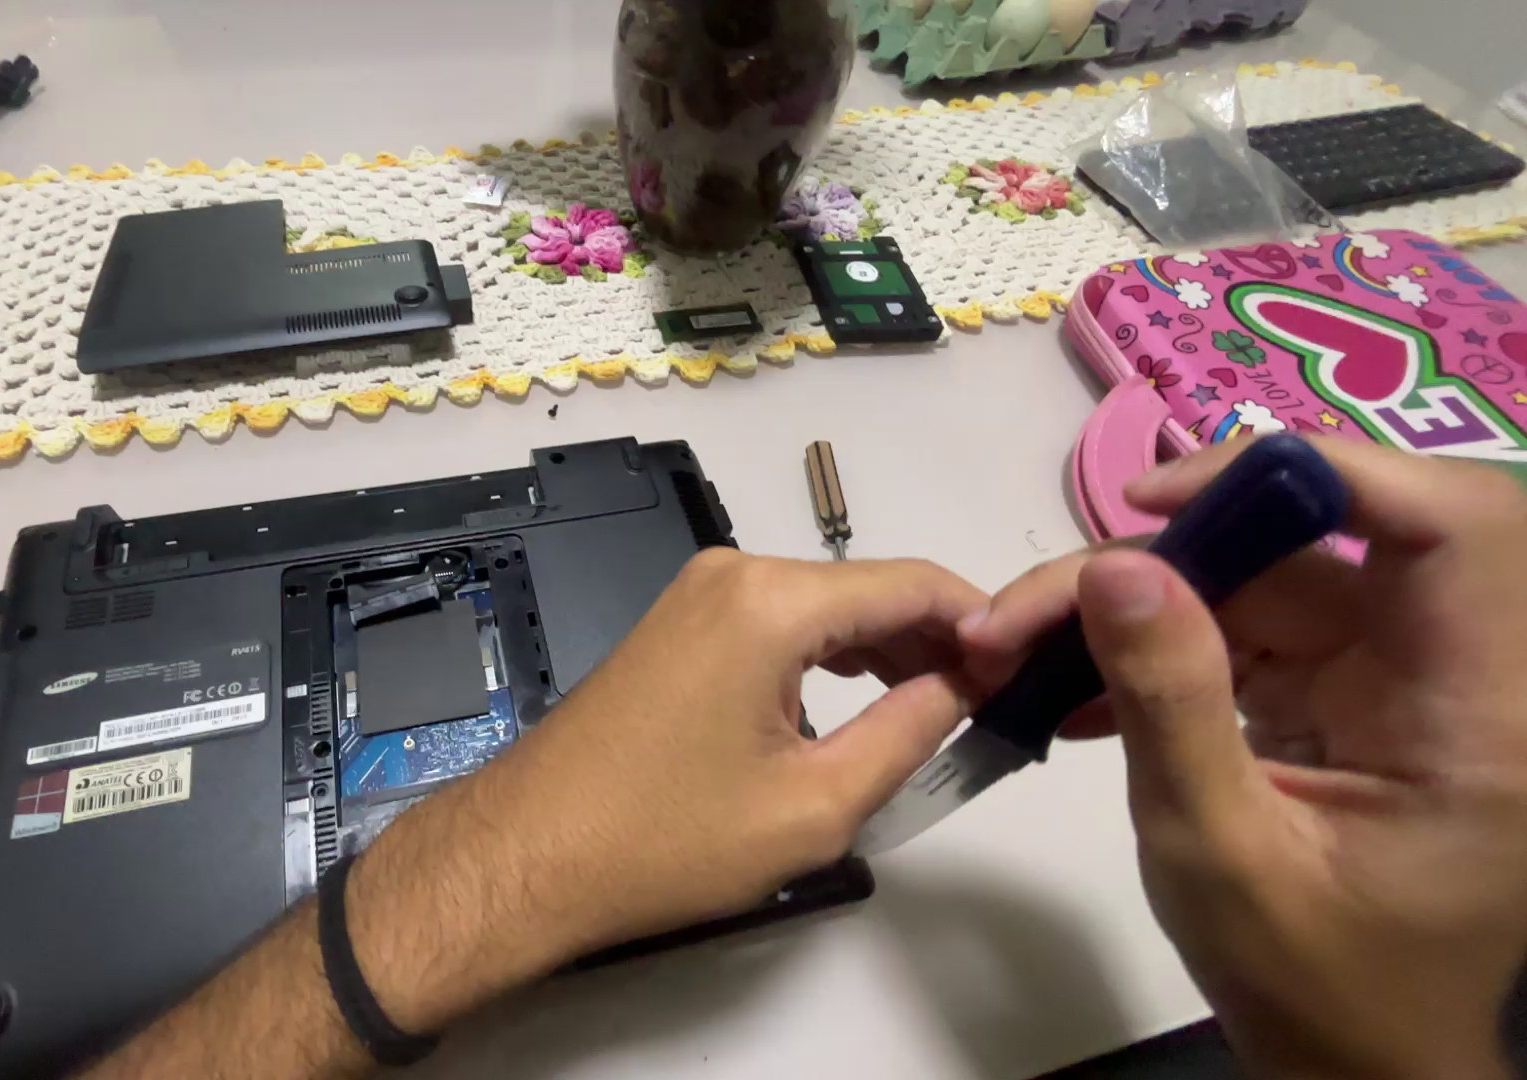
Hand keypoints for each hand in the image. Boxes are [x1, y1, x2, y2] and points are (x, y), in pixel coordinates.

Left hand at [349, 549, 985, 1034]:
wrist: (534, 847)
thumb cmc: (670, 837)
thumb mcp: (815, 803)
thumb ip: (908, 732)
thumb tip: (961, 683)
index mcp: (770, 598)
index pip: (909, 582)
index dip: (978, 621)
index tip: (1022, 671)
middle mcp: (731, 571)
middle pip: (861, 587)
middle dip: (929, 637)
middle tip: (985, 701)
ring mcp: (694, 593)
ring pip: (815, 604)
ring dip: (876, 646)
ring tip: (930, 705)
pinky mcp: (675, 621)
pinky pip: (770, 621)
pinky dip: (820, 651)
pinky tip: (850, 696)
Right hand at [960, 438, 1526, 1079]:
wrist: (1336, 1047)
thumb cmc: (1302, 970)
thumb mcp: (1216, 842)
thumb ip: (1170, 702)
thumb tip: (1114, 570)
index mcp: (1480, 713)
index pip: (1452, 526)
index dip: (1311, 474)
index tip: (1156, 501)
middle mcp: (1435, 671)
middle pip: (1283, 553)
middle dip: (1134, 566)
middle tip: (1014, 616)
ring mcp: (1367, 677)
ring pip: (1227, 584)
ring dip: (1104, 608)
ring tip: (1008, 653)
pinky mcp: (1309, 689)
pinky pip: (1209, 630)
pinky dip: (1121, 647)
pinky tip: (1059, 689)